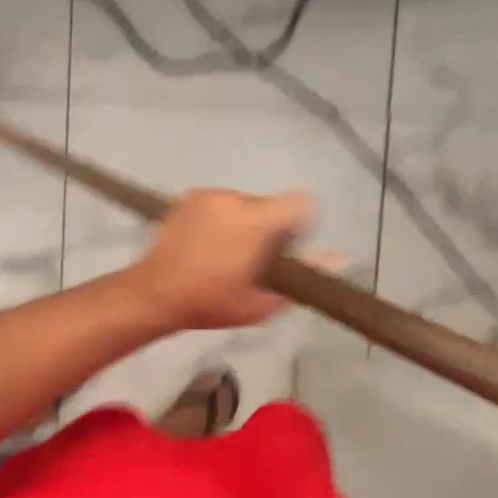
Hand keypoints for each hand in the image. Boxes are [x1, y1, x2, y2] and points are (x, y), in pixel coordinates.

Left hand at [124, 188, 310, 330]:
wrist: (153, 293)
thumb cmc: (210, 302)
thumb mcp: (262, 302)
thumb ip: (306, 277)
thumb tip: (344, 258)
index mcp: (256, 221)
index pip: (300, 203)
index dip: (299, 225)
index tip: (285, 251)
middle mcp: (235, 199)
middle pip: (270, 205)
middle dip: (268, 228)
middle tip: (251, 261)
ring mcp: (208, 195)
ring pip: (244, 204)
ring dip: (243, 223)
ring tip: (224, 255)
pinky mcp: (188, 197)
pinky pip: (219, 203)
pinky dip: (220, 219)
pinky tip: (205, 245)